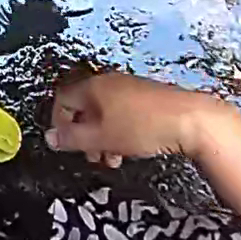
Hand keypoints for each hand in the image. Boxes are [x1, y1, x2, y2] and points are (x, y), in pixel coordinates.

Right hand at [46, 73, 235, 165]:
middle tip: (92, 156)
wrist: (191, 120)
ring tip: (114, 157)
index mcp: (93, 86)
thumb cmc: (144, 126)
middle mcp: (109, 82)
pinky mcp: (146, 96)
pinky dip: (119, 129)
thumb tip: (49, 137)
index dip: (59, 122)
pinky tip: (131, 147)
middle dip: (84, 133)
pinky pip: (121, 111)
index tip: (65, 143)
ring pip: (104, 111)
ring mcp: (129, 87)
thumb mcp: (102, 138)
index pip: (62, 99)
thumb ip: (73, 139)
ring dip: (102, 135)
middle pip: (84, 106)